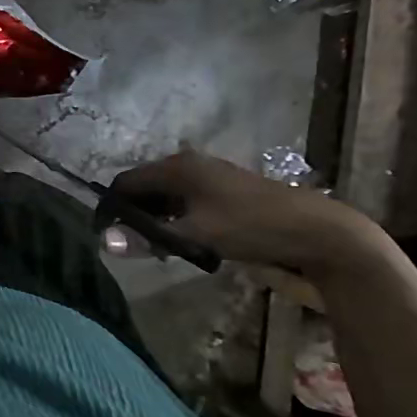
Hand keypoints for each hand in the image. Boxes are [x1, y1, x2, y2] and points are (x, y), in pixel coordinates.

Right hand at [109, 150, 379, 268]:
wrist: (313, 230)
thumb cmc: (250, 226)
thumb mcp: (196, 235)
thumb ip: (149, 238)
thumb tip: (103, 241)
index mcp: (178, 168)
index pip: (127, 181)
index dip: (111, 206)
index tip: (105, 236)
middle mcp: (189, 165)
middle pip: (145, 188)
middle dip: (134, 216)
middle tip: (134, 248)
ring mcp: (208, 178)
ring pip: (166, 198)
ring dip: (157, 222)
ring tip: (159, 250)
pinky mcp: (223, 194)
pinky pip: (185, 205)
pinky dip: (176, 223)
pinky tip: (184, 245)